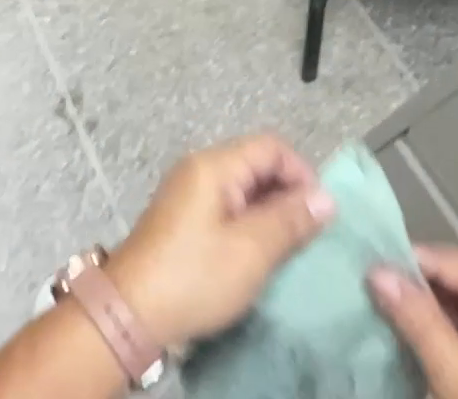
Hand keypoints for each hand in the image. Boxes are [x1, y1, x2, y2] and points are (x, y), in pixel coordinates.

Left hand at [105, 135, 334, 348]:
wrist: (131, 310)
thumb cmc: (194, 276)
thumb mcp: (251, 250)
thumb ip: (289, 220)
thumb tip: (325, 197)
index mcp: (212, 166)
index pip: (270, 146)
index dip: (302, 173)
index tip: (321, 213)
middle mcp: (198, 169)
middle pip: (256, 163)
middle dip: (288, 193)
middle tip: (310, 234)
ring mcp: (189, 193)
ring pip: (243, 187)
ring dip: (271, 211)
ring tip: (290, 247)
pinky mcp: (184, 217)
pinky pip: (228, 206)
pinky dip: (251, 222)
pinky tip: (261, 253)